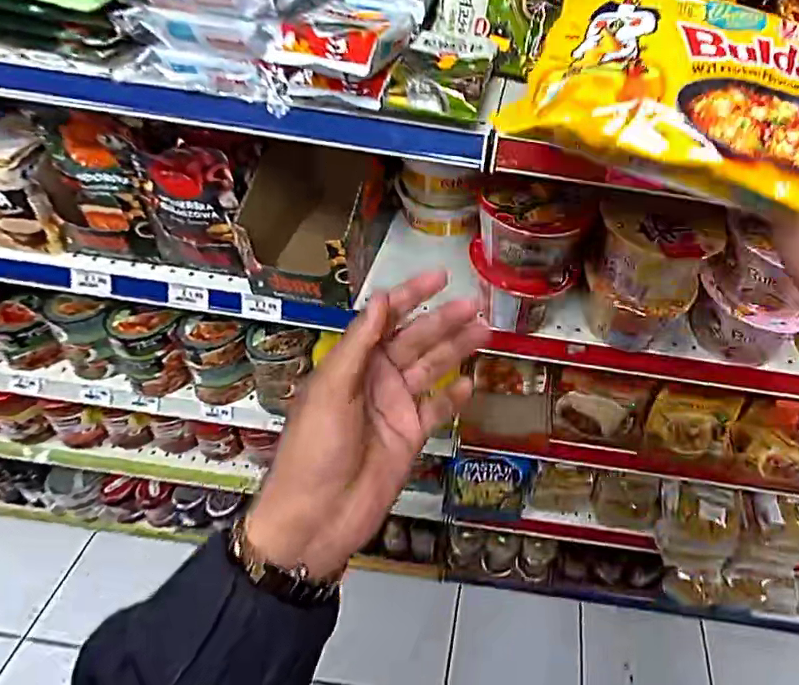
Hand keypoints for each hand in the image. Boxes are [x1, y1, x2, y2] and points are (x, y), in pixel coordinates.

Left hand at [243, 271, 487, 577]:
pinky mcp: (410, 435)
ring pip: (432, 368)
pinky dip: (454, 396)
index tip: (440, 278)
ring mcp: (396, 407)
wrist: (315, 521)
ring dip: (457, 349)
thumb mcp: (329, 392)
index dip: (412, 296)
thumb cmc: (314, 451)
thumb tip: (381, 300)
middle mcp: (377, 378)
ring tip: (484, 330)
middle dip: (444, 320)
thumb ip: (358, 345)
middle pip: (416, 340)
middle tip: (474, 304)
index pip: (387, 320)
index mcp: (354, 364)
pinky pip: (437, 408)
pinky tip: (472, 383)